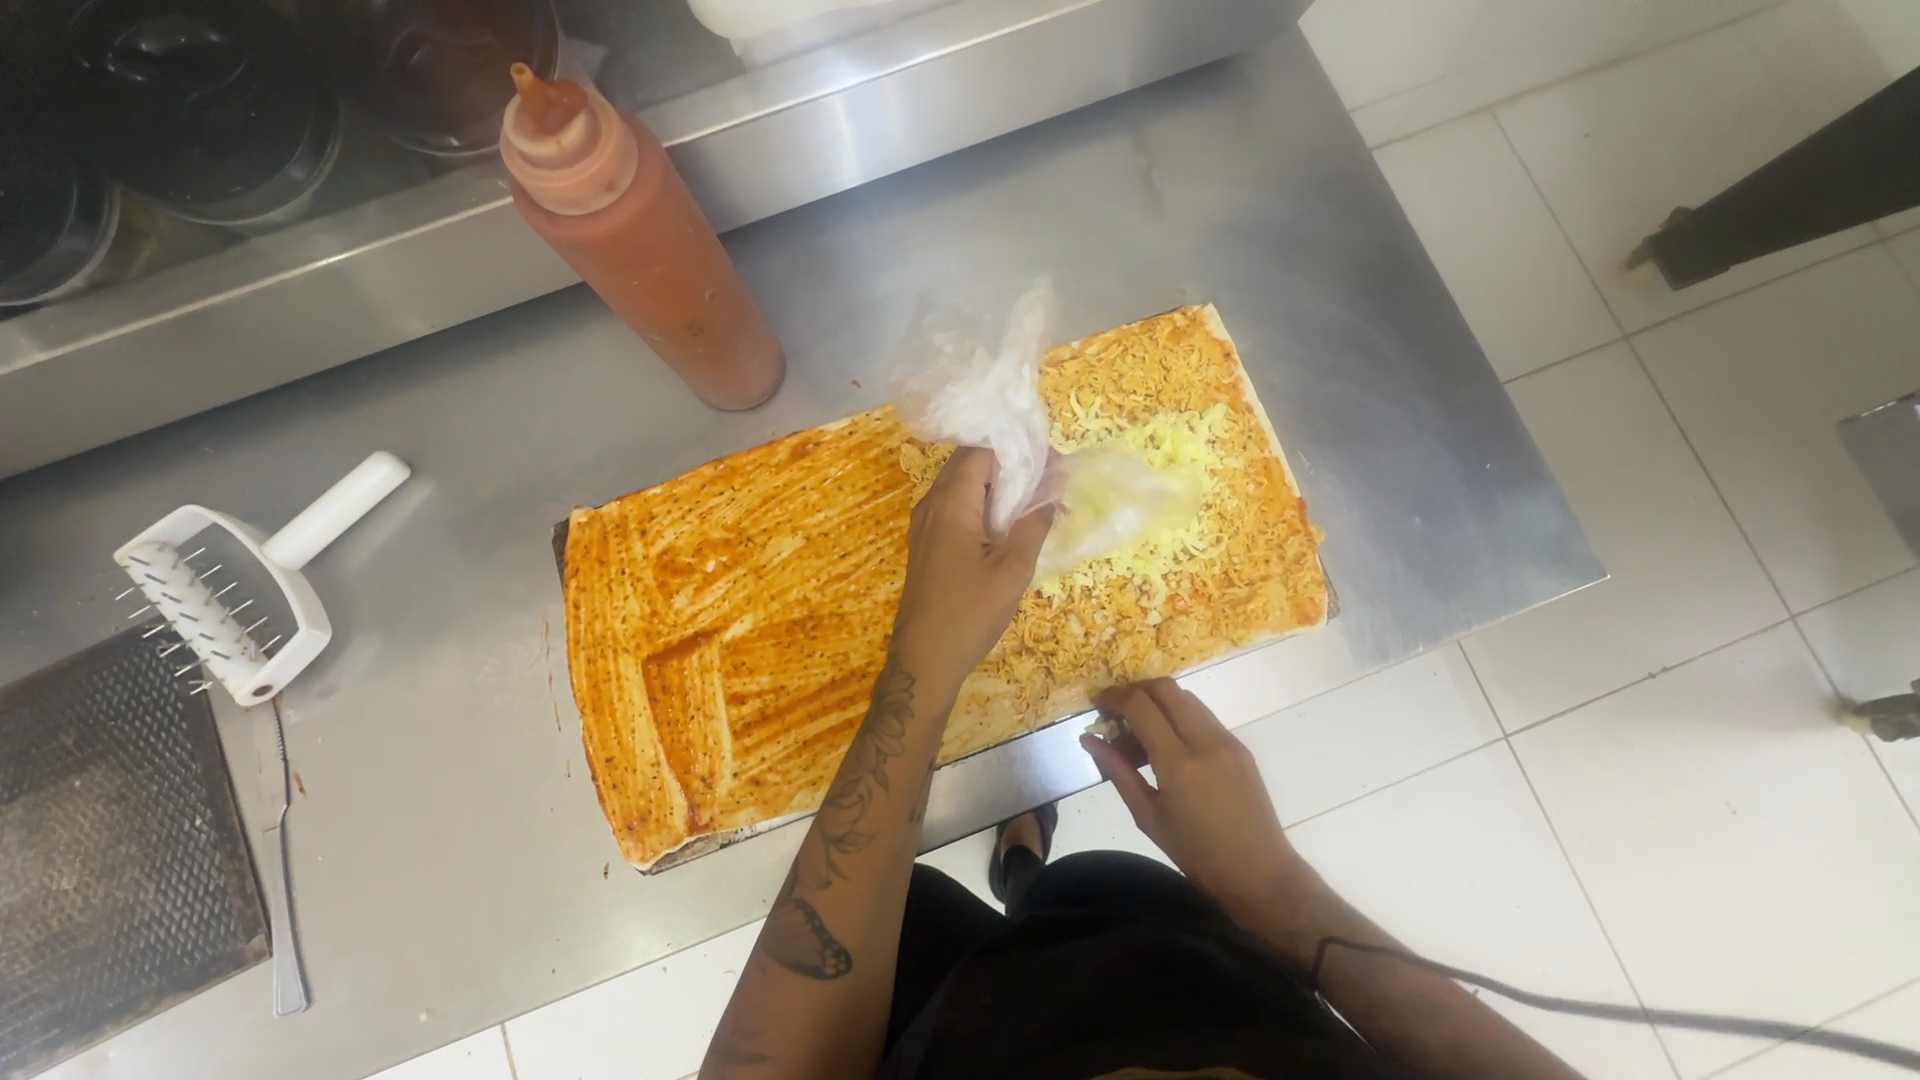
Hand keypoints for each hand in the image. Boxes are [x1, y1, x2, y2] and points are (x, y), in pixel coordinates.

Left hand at [892, 447, 1052, 691]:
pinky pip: (956, 509)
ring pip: (962, 487)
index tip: (1051, 462)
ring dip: (997, 487)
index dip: (1017, 450)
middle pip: (970, 465)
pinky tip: (1008, 525)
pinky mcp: (927, 544)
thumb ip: (1033, 525)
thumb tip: (1052, 491)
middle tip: (1049, 478)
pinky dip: (983, 507)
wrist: (924, 659)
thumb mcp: (1013, 570)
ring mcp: (925, 525)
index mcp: (951, 503)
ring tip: (1035, 500)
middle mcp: (931, 505)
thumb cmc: (969, 613)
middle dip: (1010, 465)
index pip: (981, 452)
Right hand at [1081, 679, 1304, 923]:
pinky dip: (1178, 717)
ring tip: (1139, 734)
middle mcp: (1205, 741)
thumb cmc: (1197, 854)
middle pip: (1165, 688)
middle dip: (1135, 690)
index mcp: (1178, 763)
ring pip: (1186, 698)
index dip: (1114, 697)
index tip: (1097, 704)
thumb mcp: (1148, 816)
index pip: (1141, 706)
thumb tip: (1089, 739)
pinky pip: (1202, 716)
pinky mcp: (1239, 747)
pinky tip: (1166, 746)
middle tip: (1116, 712)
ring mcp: (1227, 740)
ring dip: (1157, 703)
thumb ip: (1117, 771)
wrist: (1260, 872)